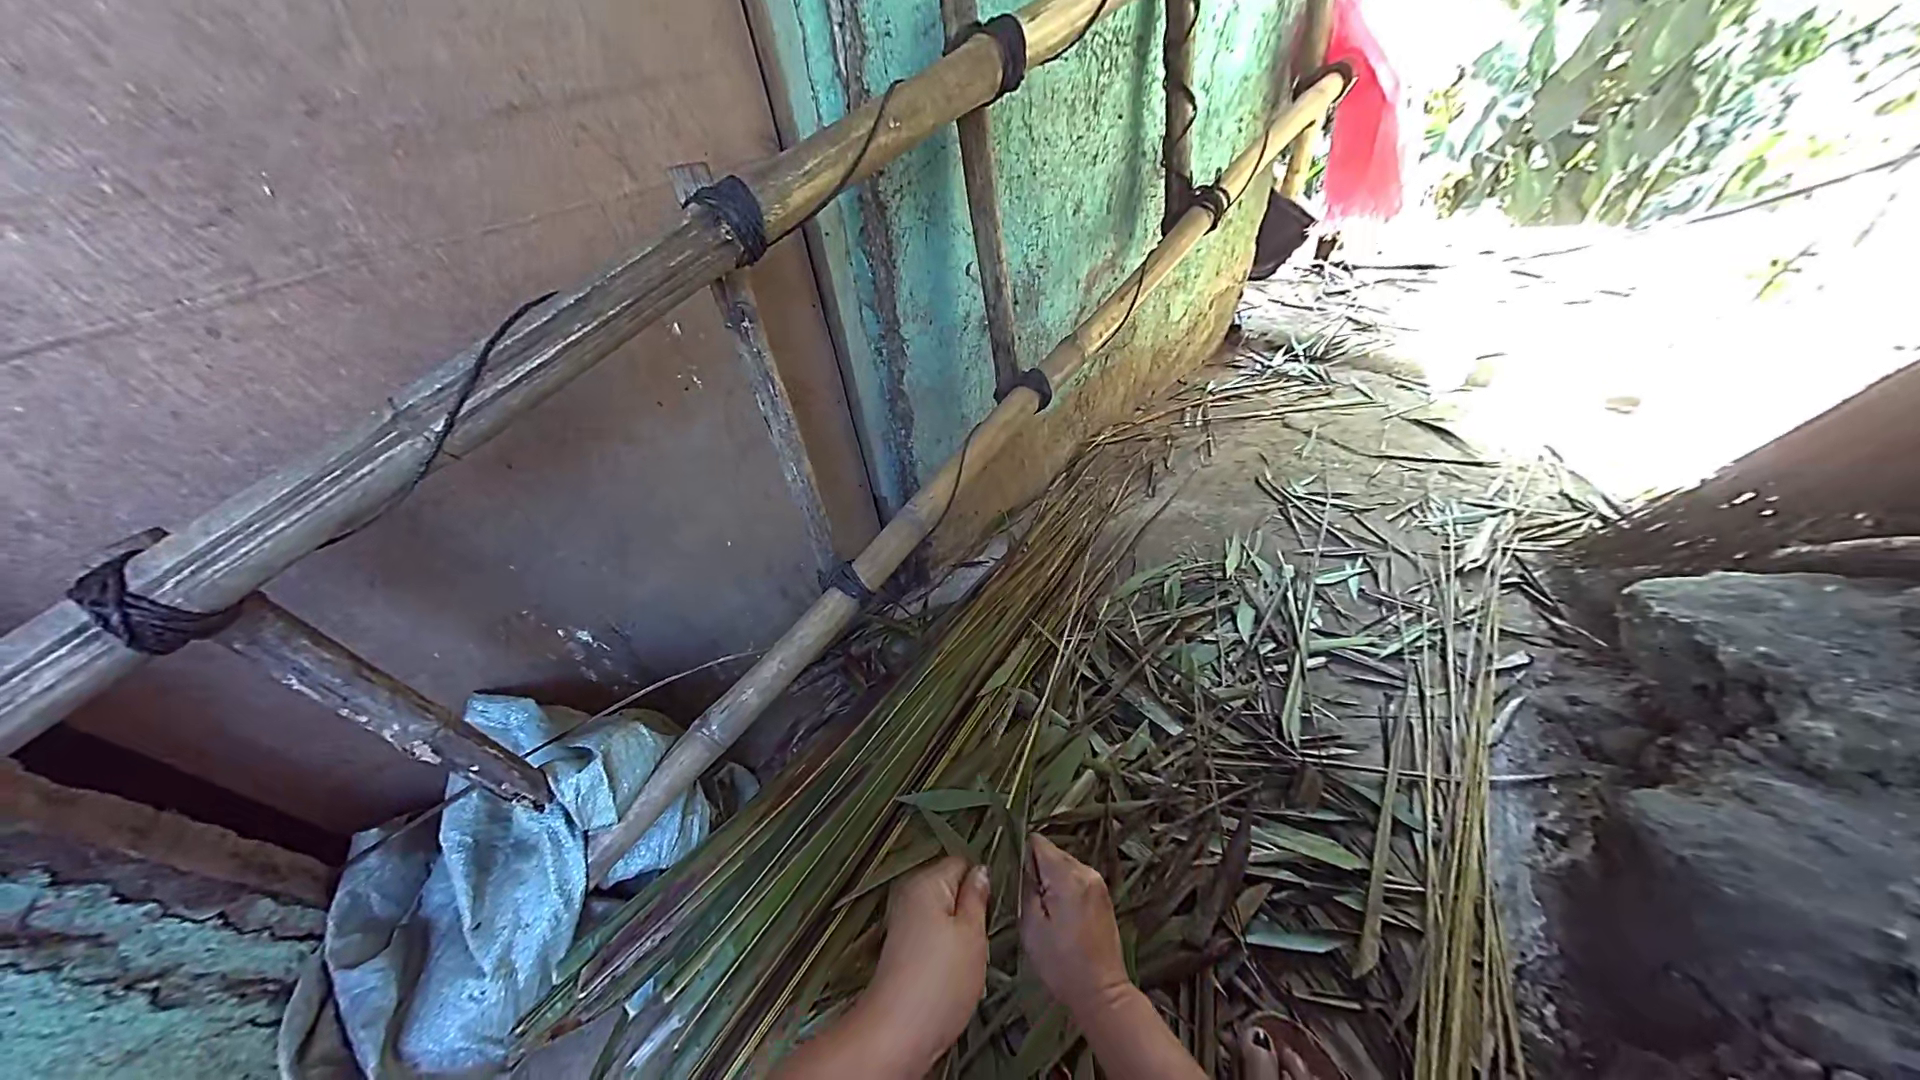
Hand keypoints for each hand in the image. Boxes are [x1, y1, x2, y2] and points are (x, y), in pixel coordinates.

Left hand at [854, 856, 990, 1069]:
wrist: (897, 1035)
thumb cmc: (937, 983)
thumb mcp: (972, 934)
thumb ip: (977, 897)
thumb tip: (981, 872)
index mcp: (925, 882)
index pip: (962, 863)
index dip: (980, 885)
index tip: (989, 908)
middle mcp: (908, 895)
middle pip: (952, 890)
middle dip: (970, 912)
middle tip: (977, 939)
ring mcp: (902, 923)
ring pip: (944, 917)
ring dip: (959, 936)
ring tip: (964, 963)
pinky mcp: (902, 950)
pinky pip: (932, 939)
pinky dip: (944, 954)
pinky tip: (951, 977)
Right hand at [1020, 833, 1131, 1016]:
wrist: (1102, 993)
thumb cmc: (1061, 963)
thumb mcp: (1031, 925)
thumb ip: (1024, 887)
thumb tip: (1021, 864)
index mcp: (1067, 875)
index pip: (1037, 842)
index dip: (1022, 854)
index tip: (1015, 875)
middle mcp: (1086, 870)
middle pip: (1052, 852)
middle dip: (1037, 869)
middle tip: (1028, 899)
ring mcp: (1098, 881)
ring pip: (1064, 864)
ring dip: (1051, 879)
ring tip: (1044, 909)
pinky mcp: (1103, 894)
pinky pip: (1076, 877)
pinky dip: (1065, 887)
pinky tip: (1060, 913)